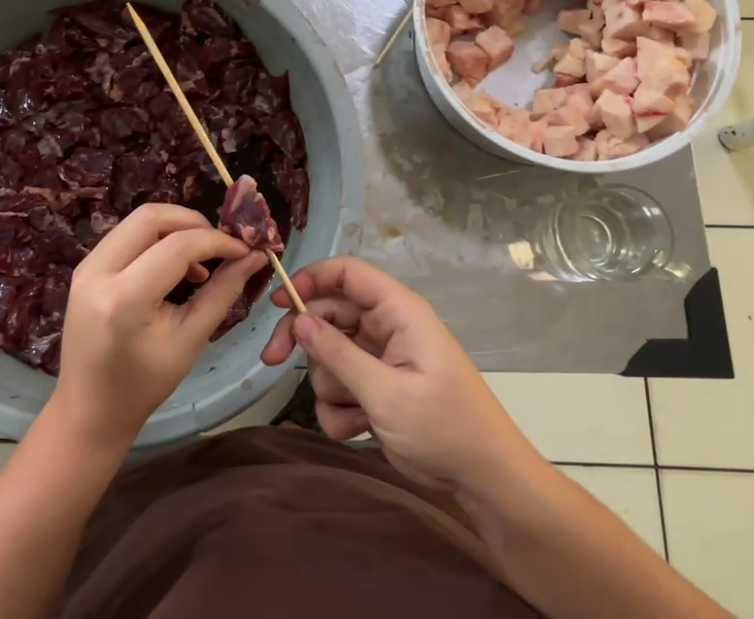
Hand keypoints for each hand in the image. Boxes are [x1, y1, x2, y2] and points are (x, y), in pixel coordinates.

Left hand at [54, 204, 267, 444]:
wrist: (90, 410)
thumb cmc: (143, 385)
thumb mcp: (190, 340)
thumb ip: (222, 292)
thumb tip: (254, 257)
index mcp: (123, 299)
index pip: (178, 246)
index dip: (217, 241)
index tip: (246, 250)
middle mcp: (97, 272)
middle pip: (151, 217)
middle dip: (194, 222)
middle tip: (222, 246)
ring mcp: (86, 267)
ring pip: (137, 221)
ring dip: (175, 229)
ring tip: (202, 261)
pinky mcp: (85, 268)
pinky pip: (126, 236)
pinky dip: (156, 240)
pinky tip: (178, 267)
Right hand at [260, 256, 531, 490]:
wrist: (483, 480)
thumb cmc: (445, 428)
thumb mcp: (387, 393)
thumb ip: (339, 355)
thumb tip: (298, 319)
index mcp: (399, 313)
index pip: (349, 273)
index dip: (311, 278)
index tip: (279, 301)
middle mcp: (388, 330)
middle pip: (328, 315)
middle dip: (304, 342)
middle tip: (271, 361)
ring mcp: (381, 361)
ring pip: (329, 357)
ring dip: (331, 387)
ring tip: (356, 413)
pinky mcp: (376, 391)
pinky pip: (338, 389)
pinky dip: (340, 410)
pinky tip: (360, 428)